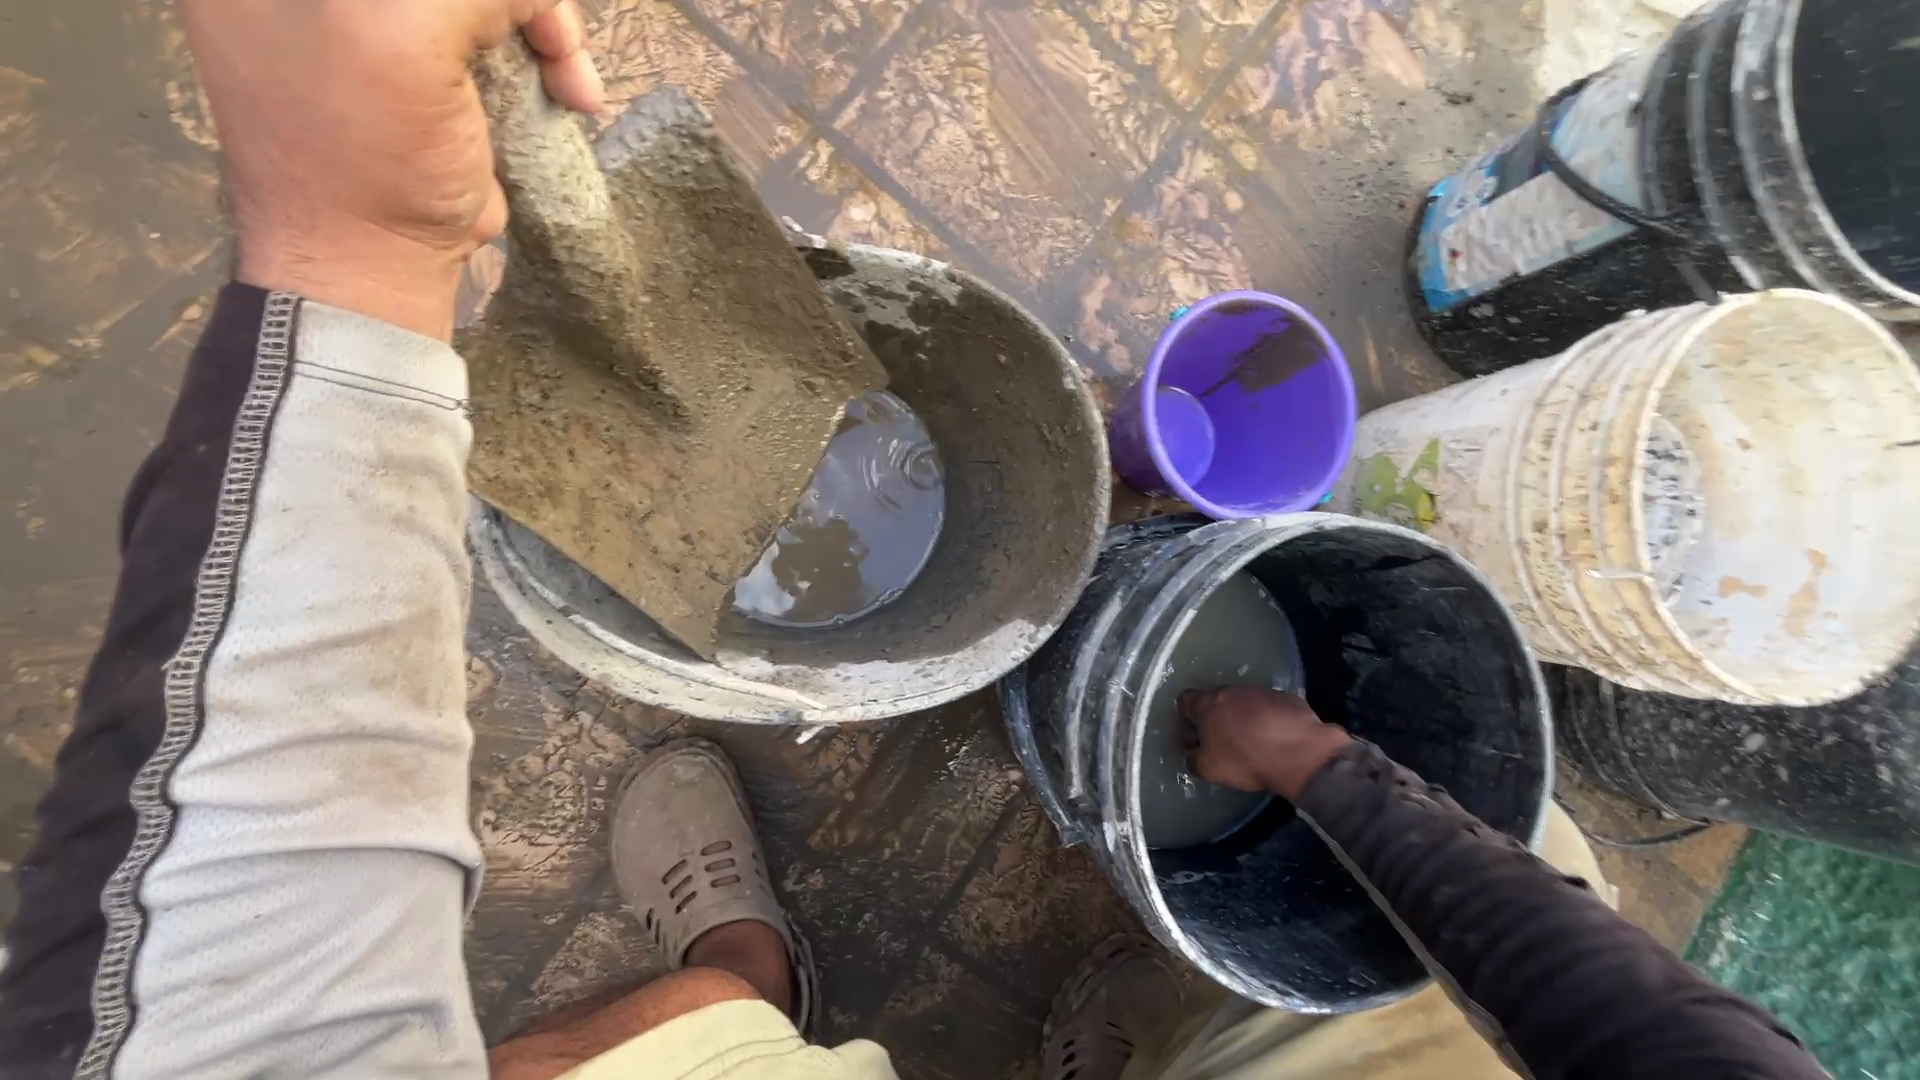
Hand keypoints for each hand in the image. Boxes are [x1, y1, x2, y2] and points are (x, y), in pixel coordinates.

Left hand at [179, 0, 604, 339]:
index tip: (517, 14)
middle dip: (524, 1)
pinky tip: (570, 93)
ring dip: (548, 29)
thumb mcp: (405, 34)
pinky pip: (500, 28)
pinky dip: (547, 55)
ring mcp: (385, 13)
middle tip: (558, 46)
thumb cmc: (368, 148)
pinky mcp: (430, 53)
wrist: (376, 254)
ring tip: (575, 86)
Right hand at [1180, 686, 1352, 800]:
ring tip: (1255, 740)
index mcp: (1207, 704)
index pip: (1185, 700)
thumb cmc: (1246, 759)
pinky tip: (1278, 738)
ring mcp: (1261, 691)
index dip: (1187, 717)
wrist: (1301, 753)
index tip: (1195, 734)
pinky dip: (1269, 718)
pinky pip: (1270, 706)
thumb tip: (1192, 754)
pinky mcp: (1287, 697)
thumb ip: (1193, 759)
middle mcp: (1231, 690)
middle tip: (1224, 741)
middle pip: (1216, 699)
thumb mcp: (1209, 769)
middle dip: (1217, 716)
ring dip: (1244, 716)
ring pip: (1244, 701)